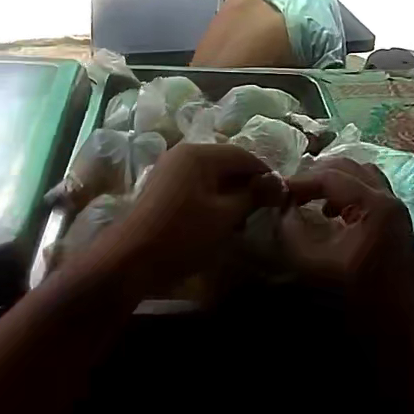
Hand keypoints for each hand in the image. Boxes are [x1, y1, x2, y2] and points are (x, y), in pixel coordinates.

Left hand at [88, 142, 284, 293]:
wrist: (131, 259)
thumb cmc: (183, 234)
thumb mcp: (226, 216)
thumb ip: (253, 195)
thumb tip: (277, 183)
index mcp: (199, 154)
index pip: (244, 155)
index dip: (265, 175)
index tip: (282, 196)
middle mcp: (183, 154)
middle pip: (226, 163)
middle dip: (246, 186)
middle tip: (261, 212)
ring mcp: (168, 170)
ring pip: (211, 177)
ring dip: (229, 195)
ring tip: (241, 222)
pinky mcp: (161, 189)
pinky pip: (195, 187)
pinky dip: (211, 200)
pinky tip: (217, 223)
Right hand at [281, 158, 413, 314]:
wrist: (393, 325)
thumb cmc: (352, 294)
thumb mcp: (311, 261)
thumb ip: (291, 227)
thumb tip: (282, 205)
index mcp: (375, 205)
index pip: (330, 176)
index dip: (299, 181)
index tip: (277, 191)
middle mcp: (390, 198)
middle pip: (348, 167)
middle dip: (315, 175)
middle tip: (290, 191)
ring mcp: (396, 208)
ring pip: (361, 174)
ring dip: (332, 181)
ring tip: (308, 197)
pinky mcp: (395, 220)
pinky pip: (369, 189)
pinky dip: (346, 191)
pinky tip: (329, 212)